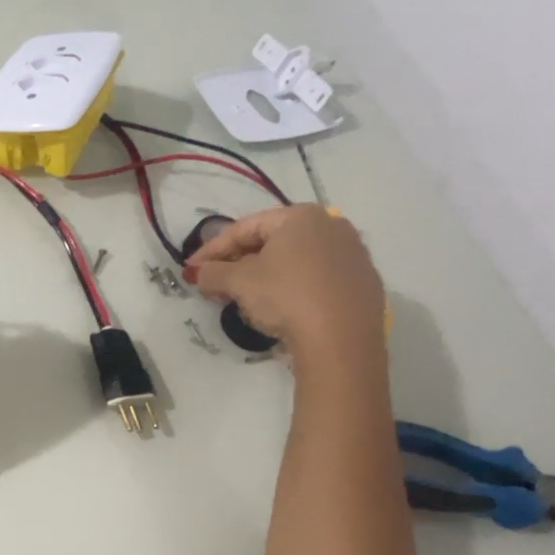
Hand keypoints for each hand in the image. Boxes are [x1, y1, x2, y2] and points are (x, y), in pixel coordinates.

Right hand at [185, 205, 385, 356]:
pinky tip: (280, 306)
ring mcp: (351, 252)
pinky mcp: (362, 280)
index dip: (212, 249)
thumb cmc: (286, 297)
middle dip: (238, 262)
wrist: (341, 338)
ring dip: (264, 274)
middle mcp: (330, 225)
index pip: (244, 228)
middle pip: (271, 241)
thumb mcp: (238, 283)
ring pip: (294, 259)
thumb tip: (201, 273)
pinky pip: (315, 276)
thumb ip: (212, 273)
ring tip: (243, 296)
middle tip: (215, 282)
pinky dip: (291, 285)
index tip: (191, 268)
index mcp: (300, 217)